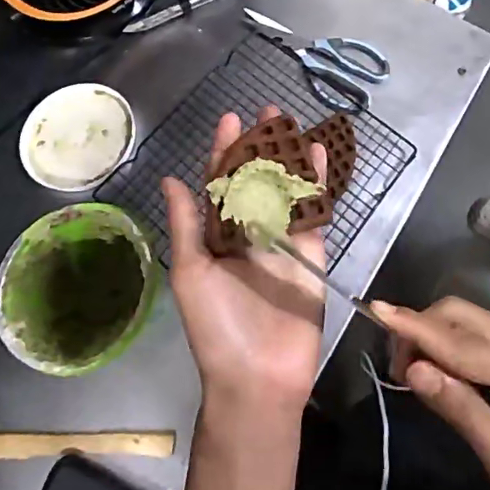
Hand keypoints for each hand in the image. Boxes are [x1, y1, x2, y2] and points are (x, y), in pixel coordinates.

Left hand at [161, 107, 328, 417]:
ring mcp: (282, 240)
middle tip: (268, 111)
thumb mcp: (190, 273)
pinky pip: (314, 212)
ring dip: (289, 156)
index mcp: (217, 235)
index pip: (220, 182)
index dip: (224, 151)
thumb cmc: (216, 327)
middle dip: (260, 144)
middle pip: (256, 178)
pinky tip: (319, 154)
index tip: (230, 120)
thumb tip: (170, 178)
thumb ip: (186, 224)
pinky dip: (317, 182)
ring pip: (285, 187)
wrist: (257, 378)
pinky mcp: (311, 254)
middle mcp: (249, 231)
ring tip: (293, 123)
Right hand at [375, 297, 489, 489]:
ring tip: (411, 372)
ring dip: (434, 334)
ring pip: (470, 320)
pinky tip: (439, 368)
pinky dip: (451, 343)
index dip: (416, 326)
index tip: (375, 310)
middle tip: (396, 372)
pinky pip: (481, 337)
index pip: (462, 342)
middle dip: (422, 328)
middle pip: (464, 316)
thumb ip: (465, 414)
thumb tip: (414, 370)